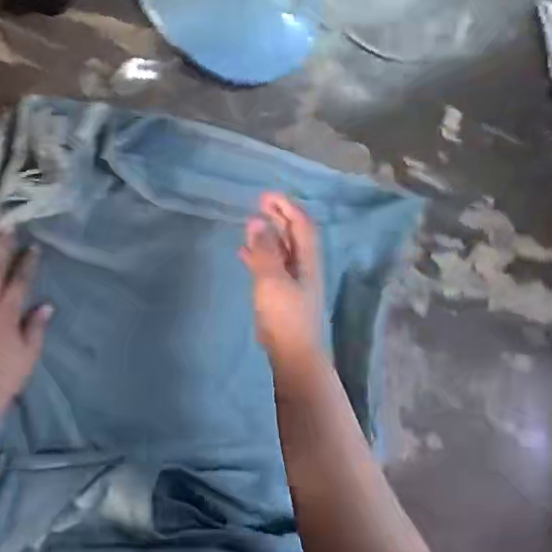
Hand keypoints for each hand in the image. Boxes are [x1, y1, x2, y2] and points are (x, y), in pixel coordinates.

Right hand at [239, 193, 327, 369]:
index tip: (265, 196)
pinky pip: (271, 266)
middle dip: (279, 217)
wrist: (294, 354)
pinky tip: (244, 253)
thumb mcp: (272, 279)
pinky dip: (259, 255)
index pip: (301, 224)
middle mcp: (303, 267)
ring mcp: (293, 281)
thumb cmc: (285, 315)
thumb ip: (264, 250)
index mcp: (307, 260)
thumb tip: (257, 220)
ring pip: (282, 250)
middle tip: (259, 204)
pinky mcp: (282, 295)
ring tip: (250, 224)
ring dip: (268, 234)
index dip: (286, 207)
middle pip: (294, 235)